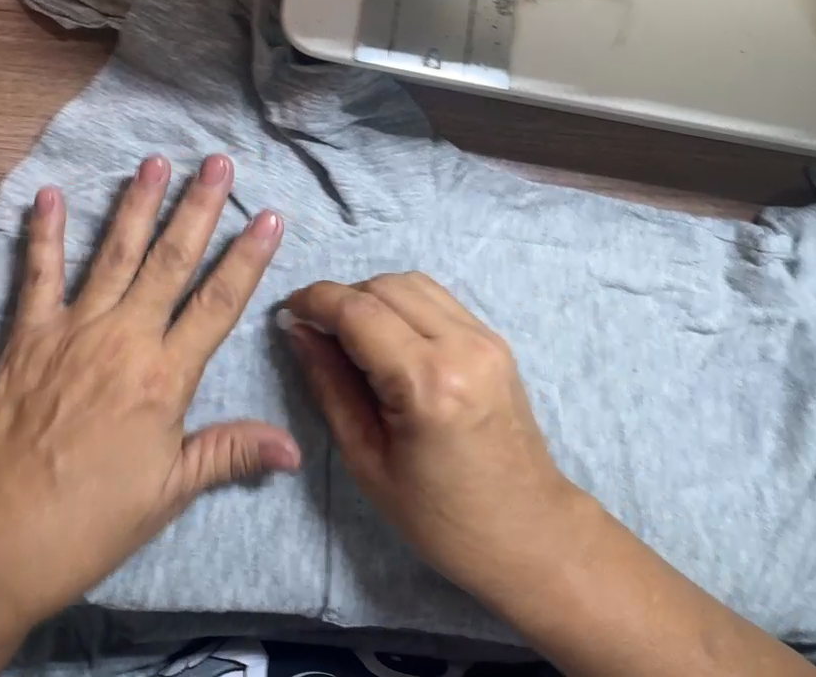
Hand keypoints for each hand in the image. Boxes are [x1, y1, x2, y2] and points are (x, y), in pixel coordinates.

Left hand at [0, 153, 296, 626]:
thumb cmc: (91, 520)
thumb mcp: (169, 491)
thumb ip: (230, 453)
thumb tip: (296, 447)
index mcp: (164, 376)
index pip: (218, 302)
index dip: (248, 257)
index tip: (269, 216)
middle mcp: (124, 338)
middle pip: (170, 261)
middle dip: (198, 208)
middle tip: (217, 162)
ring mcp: (73, 330)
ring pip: (113, 254)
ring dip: (136, 205)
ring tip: (154, 162)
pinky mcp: (28, 335)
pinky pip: (38, 274)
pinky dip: (43, 234)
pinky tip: (48, 195)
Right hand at [282, 274, 581, 600]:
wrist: (527, 532)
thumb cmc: (438, 515)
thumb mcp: (366, 458)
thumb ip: (328, 383)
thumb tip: (297, 329)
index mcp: (427, 383)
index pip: (357, 311)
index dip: (314, 301)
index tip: (288, 311)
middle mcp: (462, 346)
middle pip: (384, 286)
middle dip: (341, 298)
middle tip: (317, 331)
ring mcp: (485, 338)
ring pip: (411, 283)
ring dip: (372, 297)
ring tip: (351, 335)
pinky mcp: (495, 340)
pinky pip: (437, 299)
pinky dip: (402, 305)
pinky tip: (389, 339)